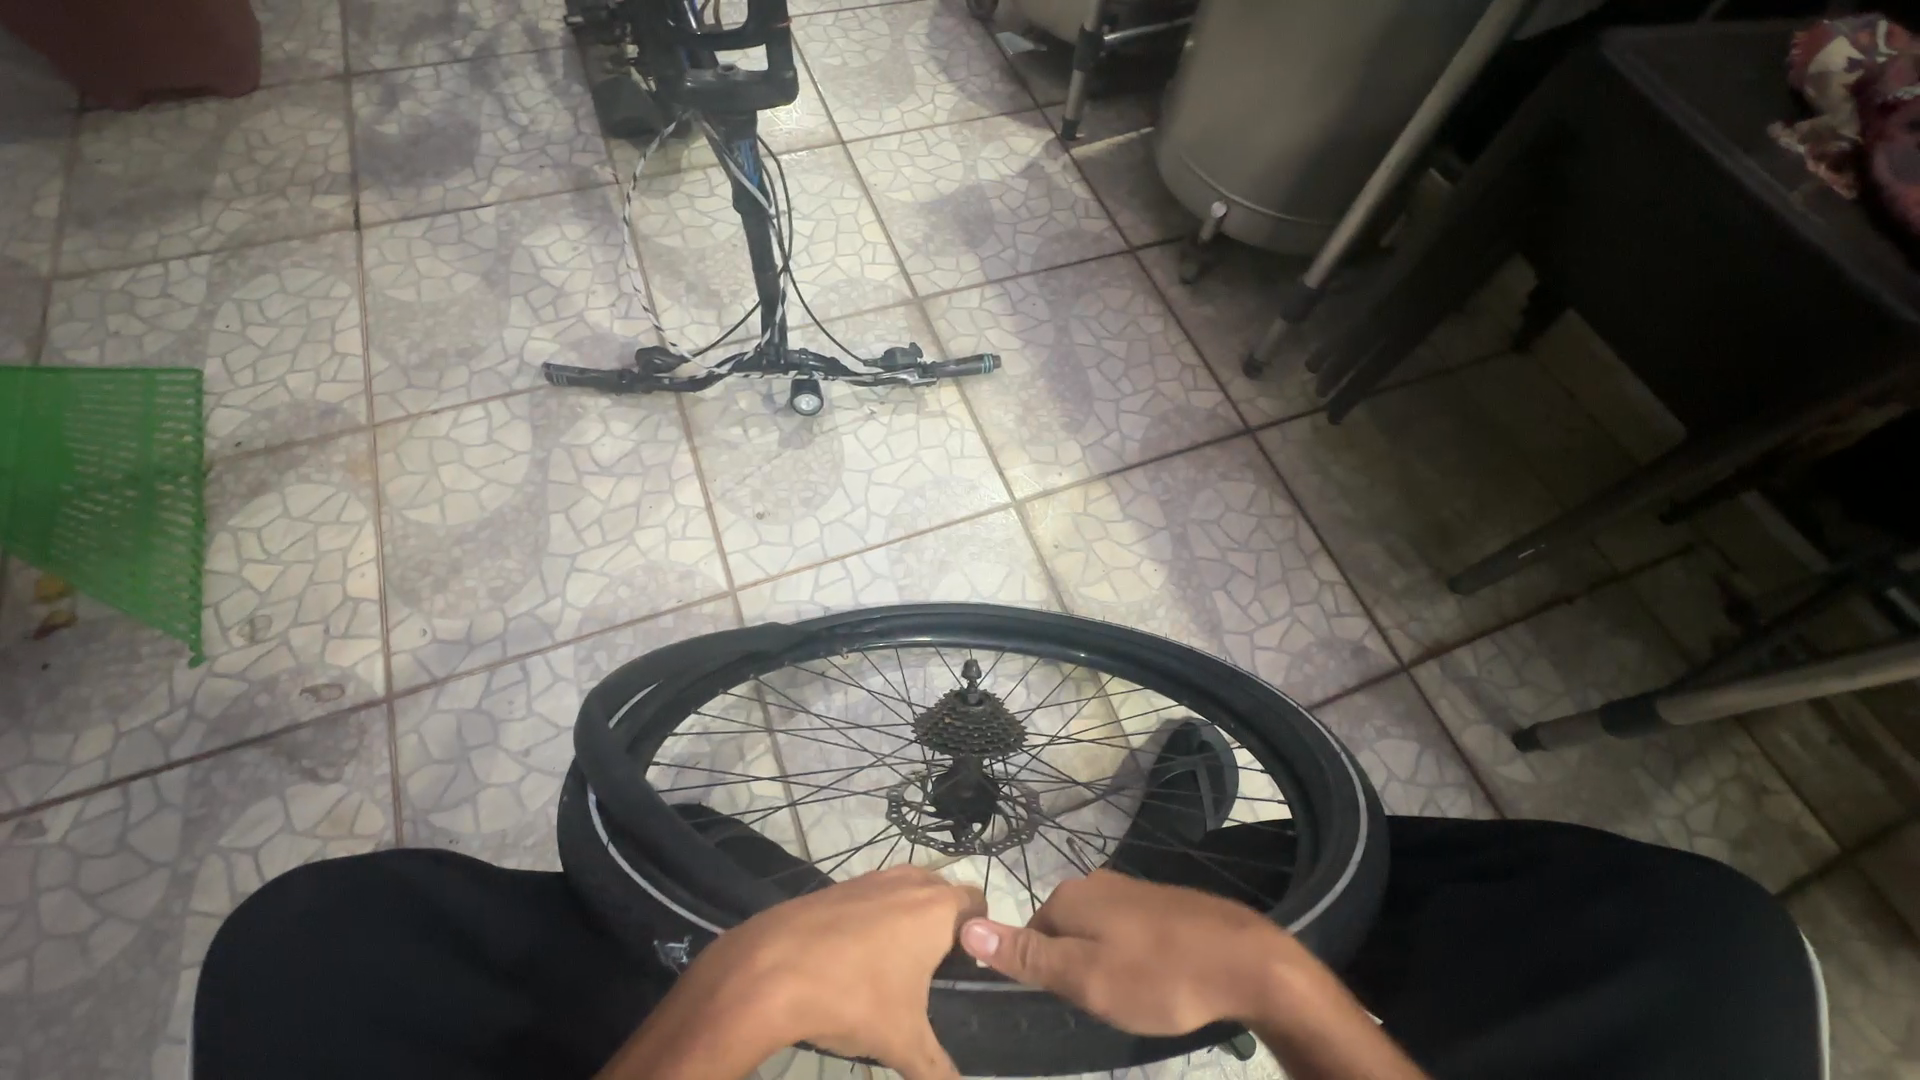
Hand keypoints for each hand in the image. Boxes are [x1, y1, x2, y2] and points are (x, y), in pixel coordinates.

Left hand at [600, 865, 985, 1079]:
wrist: (769, 971)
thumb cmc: (852, 997)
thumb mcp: (903, 1044)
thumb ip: (938, 1072)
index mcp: (938, 908)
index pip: (978, 904)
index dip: (980, 935)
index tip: (969, 972)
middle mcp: (910, 882)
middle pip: (943, 894)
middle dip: (945, 927)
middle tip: (936, 976)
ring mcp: (871, 878)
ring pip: (905, 892)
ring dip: (908, 920)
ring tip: (895, 970)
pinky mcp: (838, 886)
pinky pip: (871, 898)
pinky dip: (873, 921)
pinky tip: (854, 961)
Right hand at [960, 870, 1428, 1079]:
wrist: (1247, 962)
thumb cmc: (1159, 976)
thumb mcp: (1084, 977)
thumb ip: (1025, 955)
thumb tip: (966, 927)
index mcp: (1069, 896)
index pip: (1028, 938)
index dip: (1044, 976)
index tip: (1073, 1002)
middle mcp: (1094, 883)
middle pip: (1062, 935)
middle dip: (1076, 971)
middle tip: (1106, 1003)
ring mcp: (1131, 890)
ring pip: (1096, 936)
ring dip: (1106, 967)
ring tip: (1135, 998)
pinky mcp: (1161, 903)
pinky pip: (1128, 934)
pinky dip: (1134, 960)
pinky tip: (1159, 982)